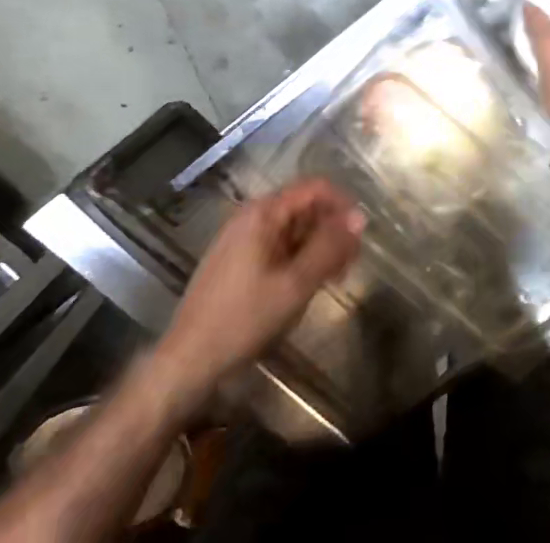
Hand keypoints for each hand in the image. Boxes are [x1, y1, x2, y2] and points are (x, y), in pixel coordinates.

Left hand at [150, 178, 363, 399]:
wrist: (188, 361)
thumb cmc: (244, 318)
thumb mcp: (295, 284)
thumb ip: (329, 247)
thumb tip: (360, 218)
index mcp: (262, 213)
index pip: (315, 188)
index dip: (343, 206)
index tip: (361, 236)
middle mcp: (251, 217)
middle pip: (304, 207)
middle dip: (332, 229)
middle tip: (351, 263)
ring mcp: (242, 239)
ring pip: (293, 230)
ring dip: (318, 247)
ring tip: (334, 278)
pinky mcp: (238, 261)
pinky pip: (278, 247)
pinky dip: (300, 259)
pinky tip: (309, 285)